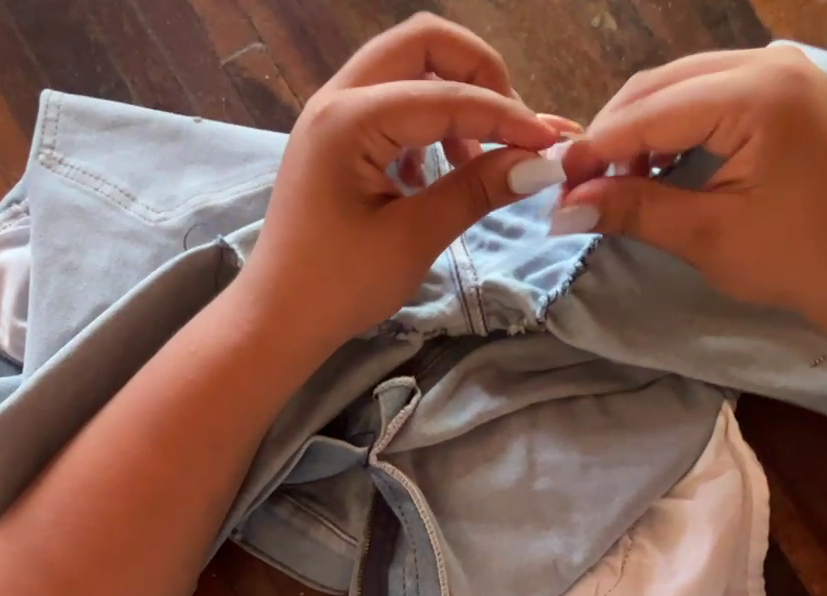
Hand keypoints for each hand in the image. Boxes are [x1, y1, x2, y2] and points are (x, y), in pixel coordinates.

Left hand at [236, 15, 565, 349]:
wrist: (277, 320)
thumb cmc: (338, 286)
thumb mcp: (413, 239)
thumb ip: (475, 191)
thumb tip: (540, 165)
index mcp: (350, 118)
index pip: (447, 96)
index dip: (506, 117)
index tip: (549, 146)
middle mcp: (335, 99)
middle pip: (423, 45)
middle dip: (478, 75)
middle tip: (512, 127)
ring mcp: (330, 117)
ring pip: (404, 70)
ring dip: (451, 97)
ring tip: (477, 158)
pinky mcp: (332, 142)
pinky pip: (387, 104)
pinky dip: (423, 122)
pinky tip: (437, 171)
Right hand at [555, 46, 826, 354]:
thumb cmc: (795, 256)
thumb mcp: (705, 235)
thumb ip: (632, 210)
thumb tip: (561, 210)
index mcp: (756, 93)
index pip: (648, 111)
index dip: (594, 149)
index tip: (552, 186)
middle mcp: (767, 62)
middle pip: (657, 87)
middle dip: (612, 138)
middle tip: (578, 190)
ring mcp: (779, 69)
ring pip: (678, 88)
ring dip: (637, 133)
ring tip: (614, 185)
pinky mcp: (782, 89)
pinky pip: (705, 96)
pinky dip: (669, 129)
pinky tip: (653, 168)